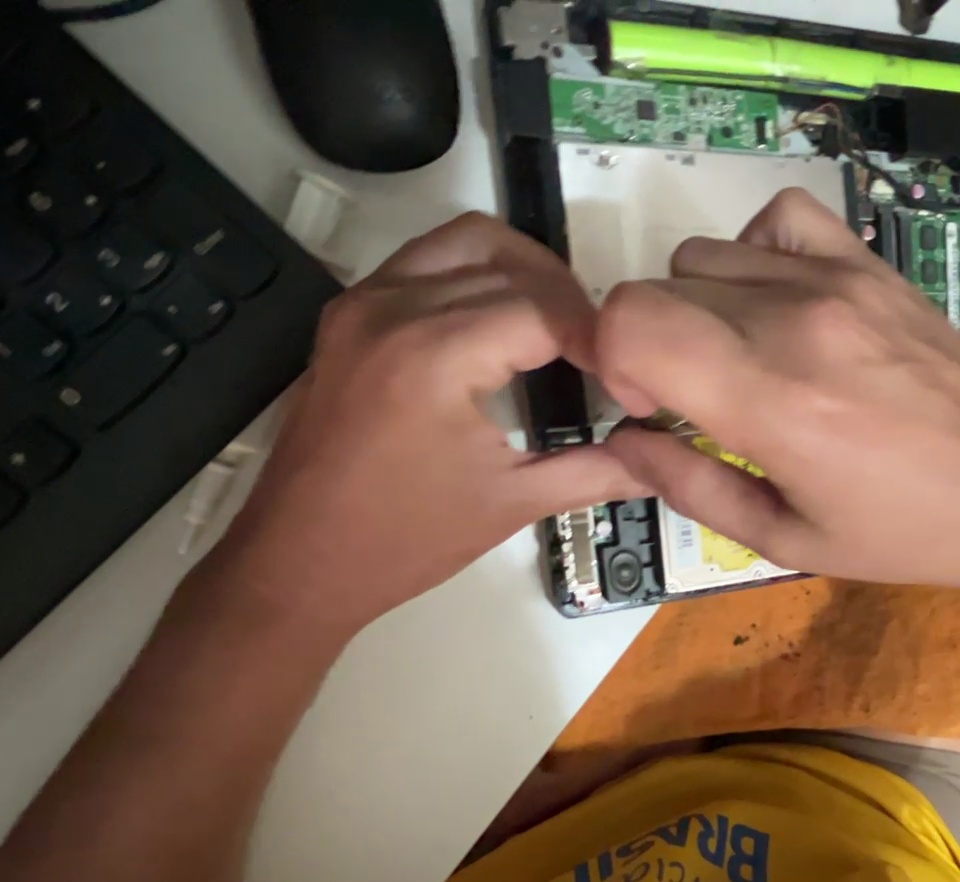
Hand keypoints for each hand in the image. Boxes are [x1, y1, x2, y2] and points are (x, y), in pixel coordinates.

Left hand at [205, 212, 645, 633]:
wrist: (299, 562)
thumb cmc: (404, 540)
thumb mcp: (512, 504)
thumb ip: (598, 472)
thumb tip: (660, 459)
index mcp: (435, 353)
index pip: (544, 310)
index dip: (599, 338)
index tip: (627, 377)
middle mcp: (394, 307)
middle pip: (511, 261)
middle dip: (569, 300)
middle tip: (600, 353)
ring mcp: (364, 304)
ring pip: (464, 241)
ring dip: (523, 270)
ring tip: (557, 326)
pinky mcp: (348, 315)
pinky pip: (426, 261)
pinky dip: (476, 275)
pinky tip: (501, 328)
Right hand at [595, 189, 959, 601]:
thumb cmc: (907, 534)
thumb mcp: (787, 539)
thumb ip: (689, 487)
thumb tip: (624, 441)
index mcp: (772, 399)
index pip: (630, 322)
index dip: (615, 365)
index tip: (655, 411)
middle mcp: (797, 320)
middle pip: (658, 288)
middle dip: (651, 348)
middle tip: (698, 404)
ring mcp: (840, 281)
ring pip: (707, 257)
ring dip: (697, 310)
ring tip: (744, 365)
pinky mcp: (874, 267)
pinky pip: (780, 220)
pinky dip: (756, 256)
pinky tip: (778, 308)